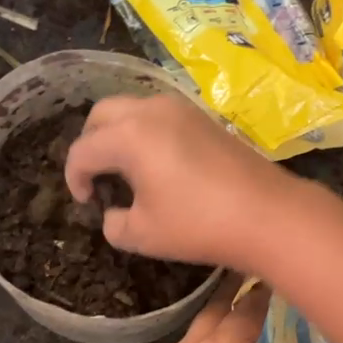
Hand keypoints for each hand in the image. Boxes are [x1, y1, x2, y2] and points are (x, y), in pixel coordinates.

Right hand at [63, 93, 301, 271]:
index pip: (82, 151)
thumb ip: (114, 223)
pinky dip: (144, 132)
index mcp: (128, 136)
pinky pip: (158, 114)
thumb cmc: (198, 224)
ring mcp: (180, 108)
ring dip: (117, 134)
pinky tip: (156, 164)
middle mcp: (150, 111)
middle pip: (101, 116)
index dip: (74, 179)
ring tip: (125, 170)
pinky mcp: (203, 117)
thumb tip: (112, 213)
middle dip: (91, 145)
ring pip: (131, 108)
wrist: (267, 214)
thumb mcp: (142, 235)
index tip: (86, 203)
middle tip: (98, 178)